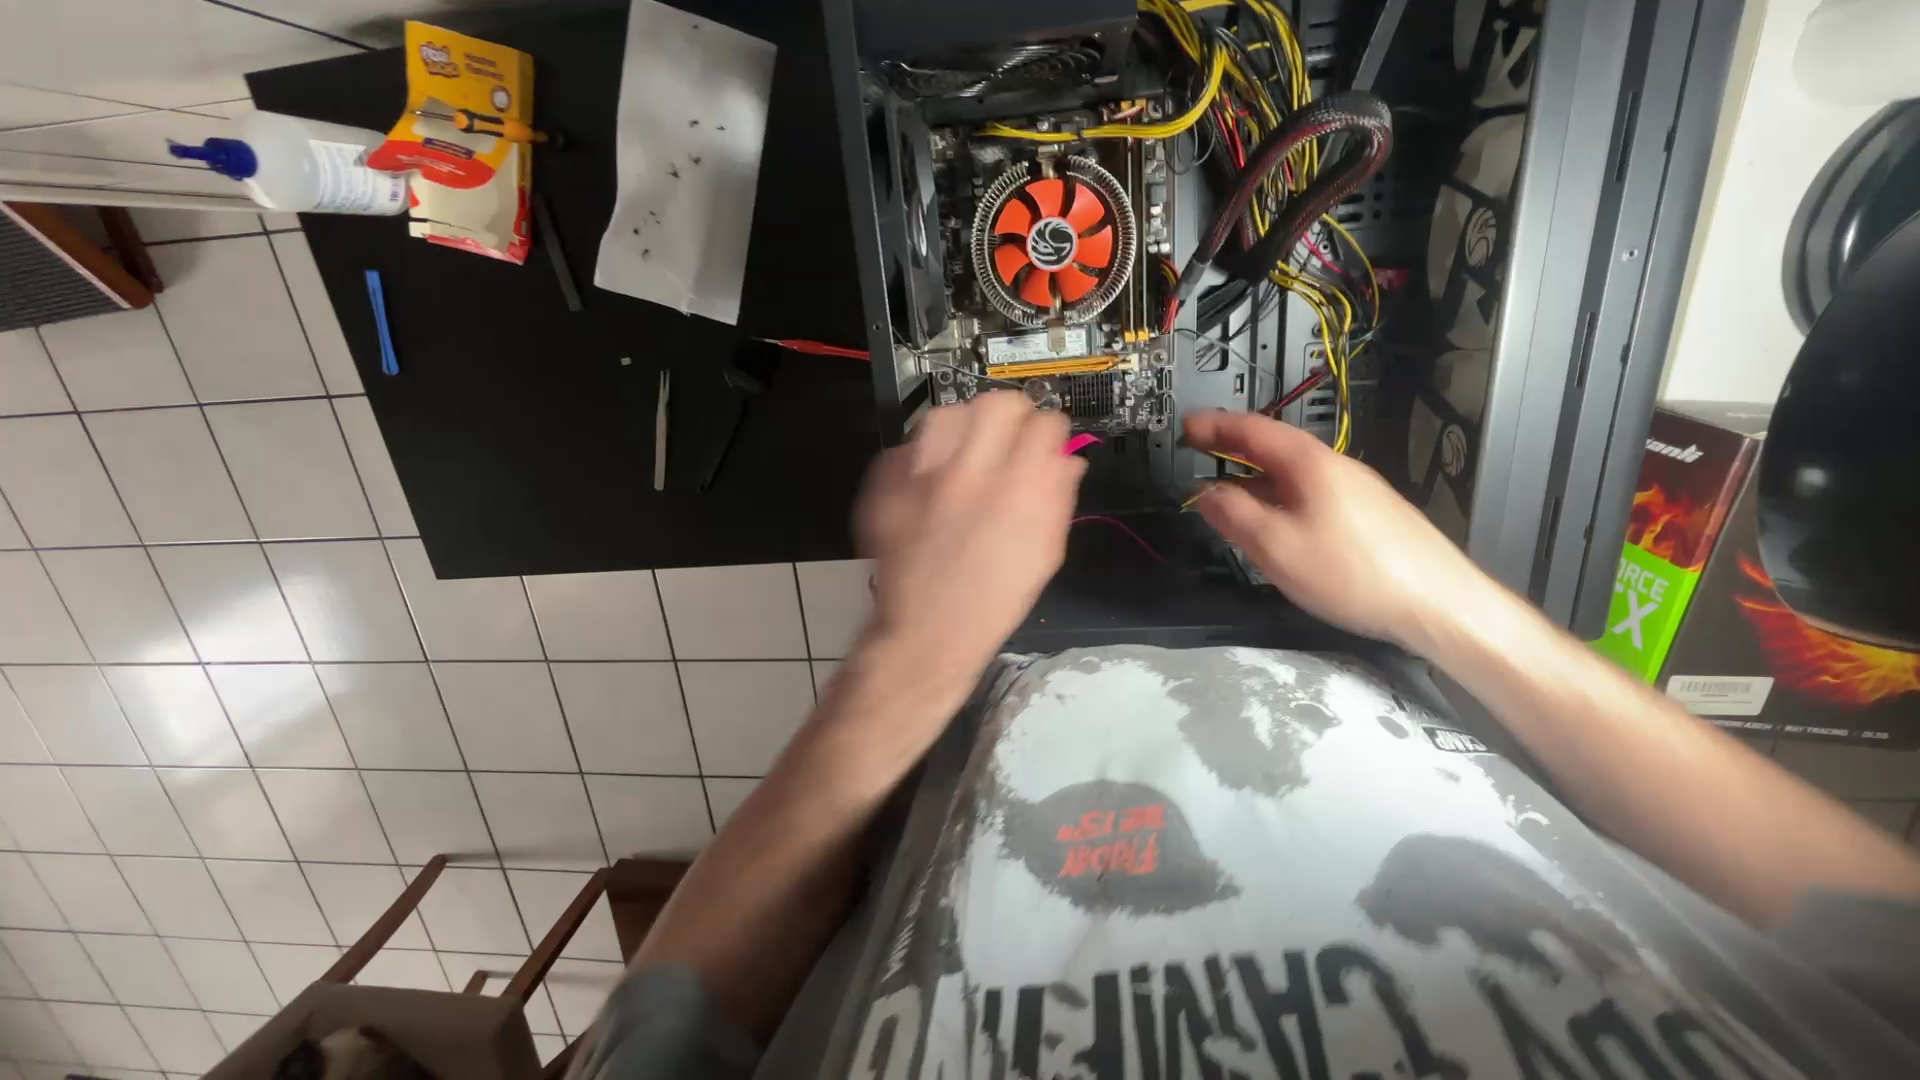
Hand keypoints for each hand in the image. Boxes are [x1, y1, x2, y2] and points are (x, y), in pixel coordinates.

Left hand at [854, 392, 1086, 686]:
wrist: (929, 632)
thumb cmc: (991, 601)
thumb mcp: (1044, 553)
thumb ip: (1058, 497)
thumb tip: (1067, 461)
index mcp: (1019, 492)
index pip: (1045, 425)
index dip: (1052, 429)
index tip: (1048, 437)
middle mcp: (970, 477)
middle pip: (996, 405)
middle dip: (1012, 413)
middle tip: (1011, 432)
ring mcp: (924, 480)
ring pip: (946, 414)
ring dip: (965, 425)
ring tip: (970, 447)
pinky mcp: (890, 490)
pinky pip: (908, 447)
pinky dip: (927, 454)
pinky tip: (938, 474)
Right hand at [1182, 408, 1492, 652]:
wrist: (1437, 604)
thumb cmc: (1358, 573)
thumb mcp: (1278, 547)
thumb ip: (1235, 515)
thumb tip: (1206, 494)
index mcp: (1310, 464)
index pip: (1253, 430)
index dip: (1215, 426)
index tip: (1189, 424)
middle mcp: (1336, 468)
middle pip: (1275, 447)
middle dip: (1233, 448)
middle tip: (1202, 449)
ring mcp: (1356, 491)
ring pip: (1293, 474)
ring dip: (1255, 476)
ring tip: (1226, 489)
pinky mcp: (1368, 516)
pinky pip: (1310, 495)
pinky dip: (1279, 497)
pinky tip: (1274, 522)